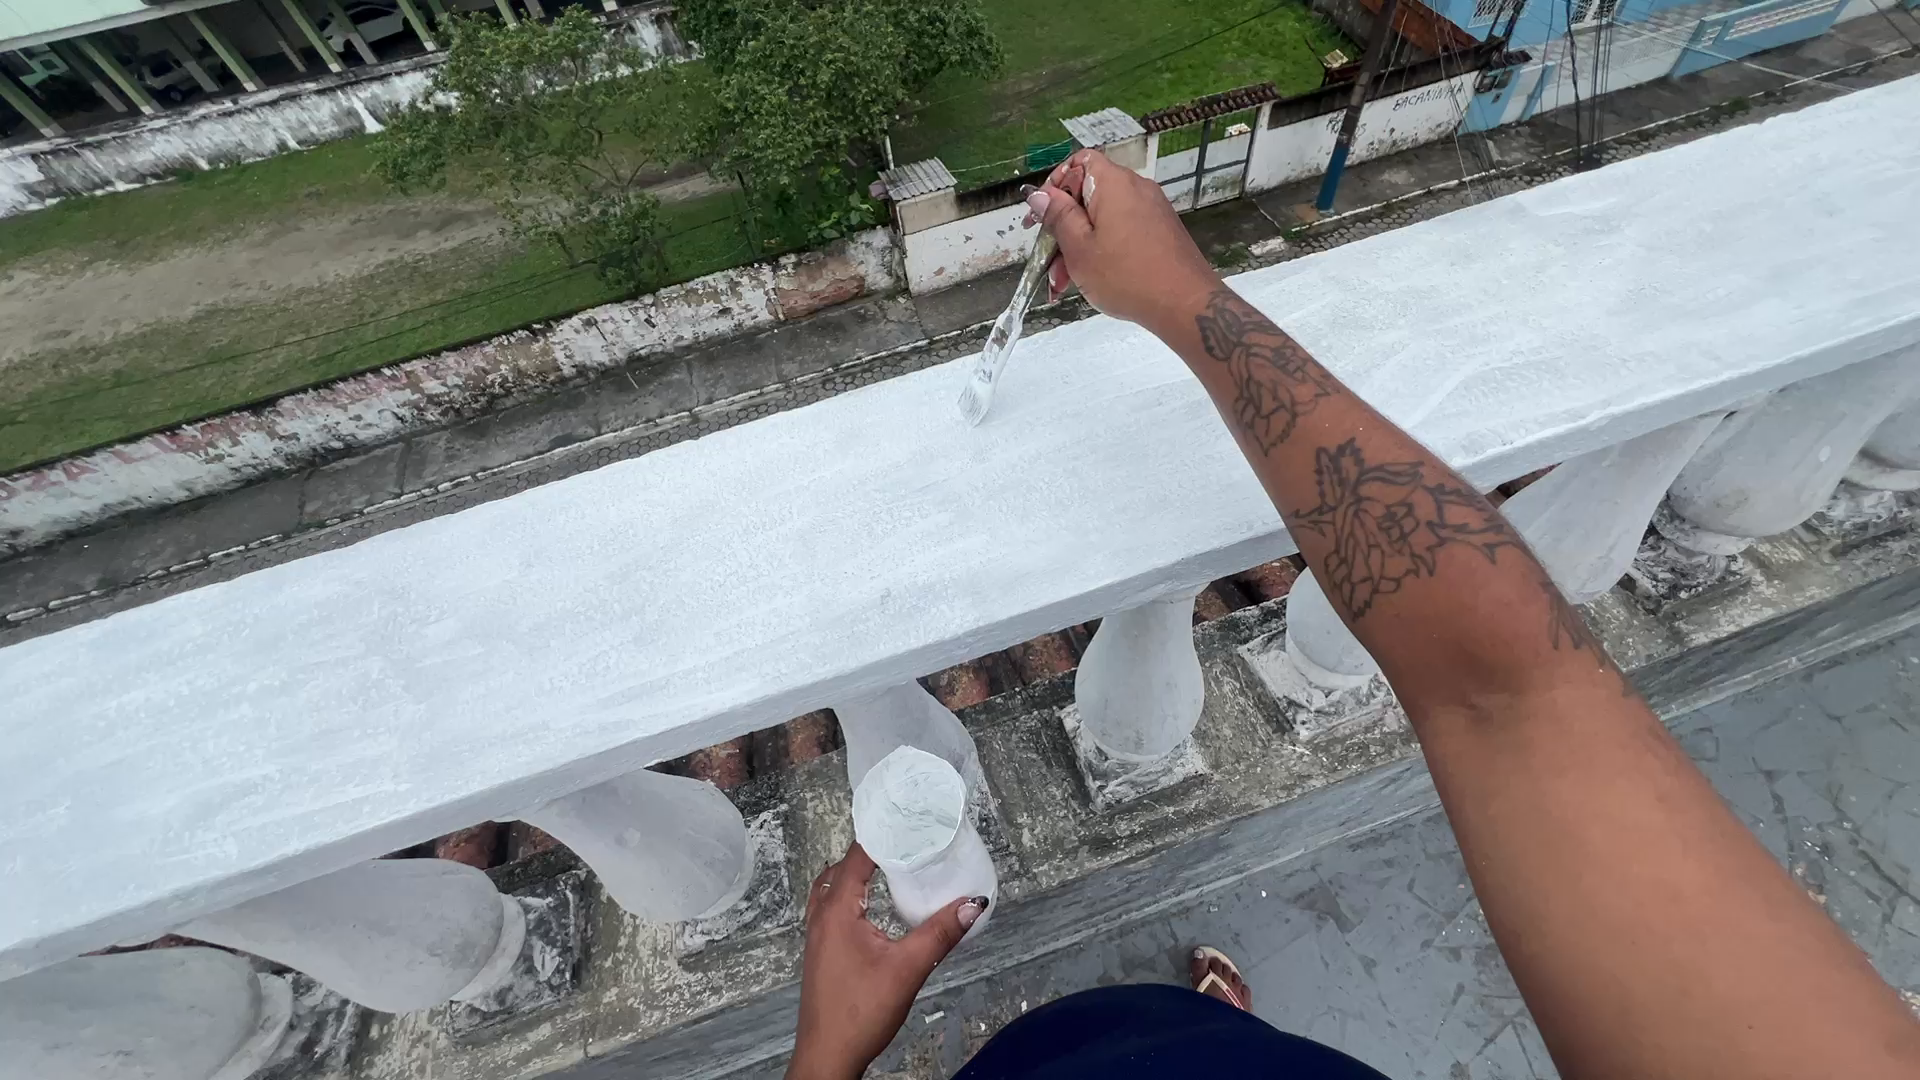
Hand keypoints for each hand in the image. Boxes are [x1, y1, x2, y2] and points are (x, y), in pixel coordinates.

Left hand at [786, 842, 987, 1079]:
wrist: (827, 1060)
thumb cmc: (861, 1013)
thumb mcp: (908, 969)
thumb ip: (940, 933)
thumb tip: (973, 904)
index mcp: (837, 909)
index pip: (857, 855)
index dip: (881, 835)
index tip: (907, 821)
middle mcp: (821, 914)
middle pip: (843, 865)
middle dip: (872, 849)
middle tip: (905, 839)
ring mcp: (816, 932)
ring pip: (832, 885)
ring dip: (855, 870)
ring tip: (888, 863)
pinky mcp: (819, 949)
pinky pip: (829, 903)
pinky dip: (847, 891)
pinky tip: (869, 902)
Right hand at [1022, 148, 1221, 336]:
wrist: (1183, 303)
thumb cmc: (1126, 276)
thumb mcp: (1079, 249)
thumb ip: (1057, 217)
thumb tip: (1039, 194)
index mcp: (1112, 184)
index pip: (1077, 163)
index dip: (1053, 187)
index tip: (1038, 219)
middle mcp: (1134, 188)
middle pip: (1087, 197)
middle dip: (1062, 230)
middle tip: (1049, 266)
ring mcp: (1150, 210)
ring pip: (1102, 220)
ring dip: (1079, 248)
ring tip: (1066, 284)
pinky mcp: (1159, 231)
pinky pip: (1121, 232)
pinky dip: (1102, 251)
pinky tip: (1093, 281)